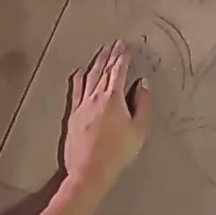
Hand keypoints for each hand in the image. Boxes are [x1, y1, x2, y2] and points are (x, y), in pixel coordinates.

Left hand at [60, 39, 150, 200]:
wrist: (89, 172)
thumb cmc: (118, 152)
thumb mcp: (139, 129)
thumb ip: (141, 104)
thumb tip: (142, 84)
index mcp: (113, 99)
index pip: (118, 71)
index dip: (122, 57)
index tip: (126, 46)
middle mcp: (95, 97)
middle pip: (103, 70)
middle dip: (110, 54)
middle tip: (115, 42)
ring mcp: (82, 105)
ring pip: (89, 76)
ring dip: (97, 61)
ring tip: (102, 50)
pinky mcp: (73, 114)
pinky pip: (76, 88)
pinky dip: (80, 76)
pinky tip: (82, 70)